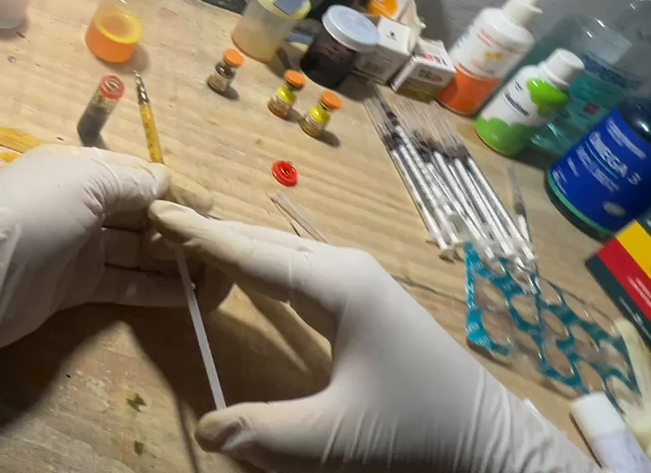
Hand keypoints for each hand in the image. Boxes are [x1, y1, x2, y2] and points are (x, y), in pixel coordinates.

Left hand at [0, 145, 219, 398]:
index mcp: (82, 169)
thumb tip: (168, 181)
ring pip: (135, 250)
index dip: (175, 189)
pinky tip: (187, 297)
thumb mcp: (88, 182)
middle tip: (219, 247)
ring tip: (213, 275)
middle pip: (138, 213)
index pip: (138, 175)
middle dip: (177, 227)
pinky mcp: (76, 286)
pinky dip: (154, 289)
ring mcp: (79, 246)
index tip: (213, 206)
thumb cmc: (38, 211)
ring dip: (170, 260)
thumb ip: (133, 182)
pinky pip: (124, 283)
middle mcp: (82, 203)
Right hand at [149, 202, 596, 472]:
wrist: (491, 439)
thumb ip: (269, 431)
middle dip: (209, 231)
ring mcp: (351, 273)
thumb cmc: (418, 432)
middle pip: (261, 241)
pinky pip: (292, 264)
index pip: (253, 255)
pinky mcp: (354, 290)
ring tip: (184, 234)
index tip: (160, 211)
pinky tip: (234, 261)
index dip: (202, 236)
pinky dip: (254, 260)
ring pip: (276, 248)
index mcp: (337, 284)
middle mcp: (342, 265)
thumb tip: (205, 431)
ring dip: (231, 242)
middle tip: (159, 219)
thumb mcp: (342, 438)